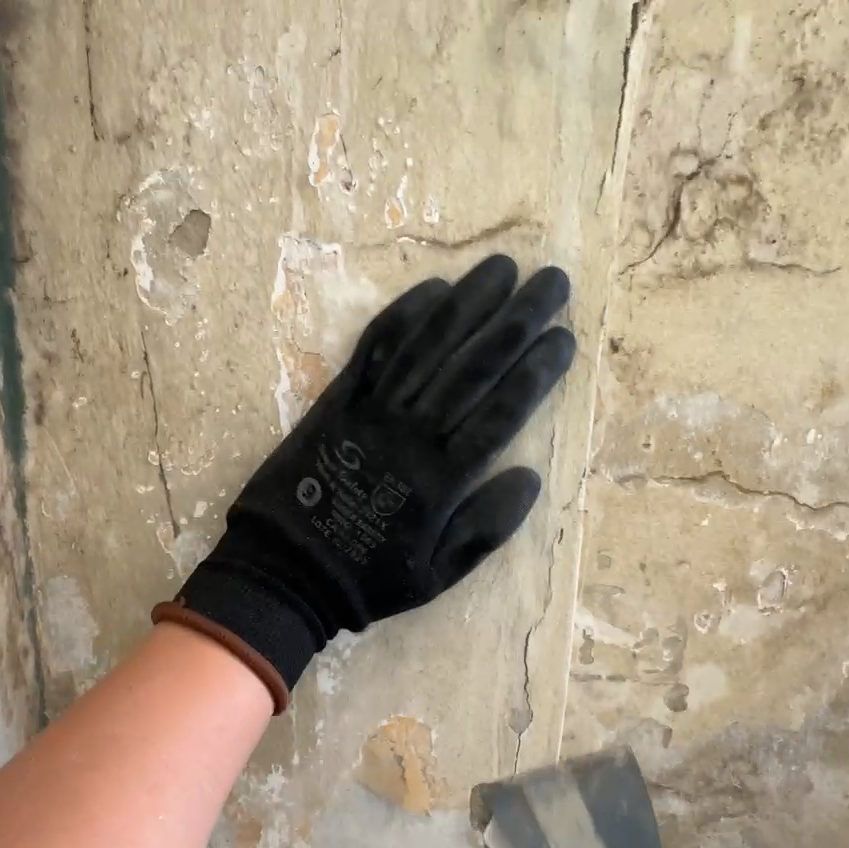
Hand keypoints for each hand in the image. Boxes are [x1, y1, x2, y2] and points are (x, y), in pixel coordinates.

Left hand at [153, 255, 574, 710]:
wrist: (283, 569)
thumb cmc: (364, 578)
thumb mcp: (434, 578)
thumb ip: (484, 529)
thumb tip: (530, 477)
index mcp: (441, 479)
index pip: (500, 412)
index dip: (536, 372)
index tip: (565, 338)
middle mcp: (410, 432)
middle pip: (471, 366)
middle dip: (516, 320)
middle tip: (553, 280)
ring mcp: (370, 411)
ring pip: (425, 346)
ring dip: (466, 304)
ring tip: (502, 267)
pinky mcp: (336, 400)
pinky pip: (372, 350)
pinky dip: (402, 317)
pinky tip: (432, 289)